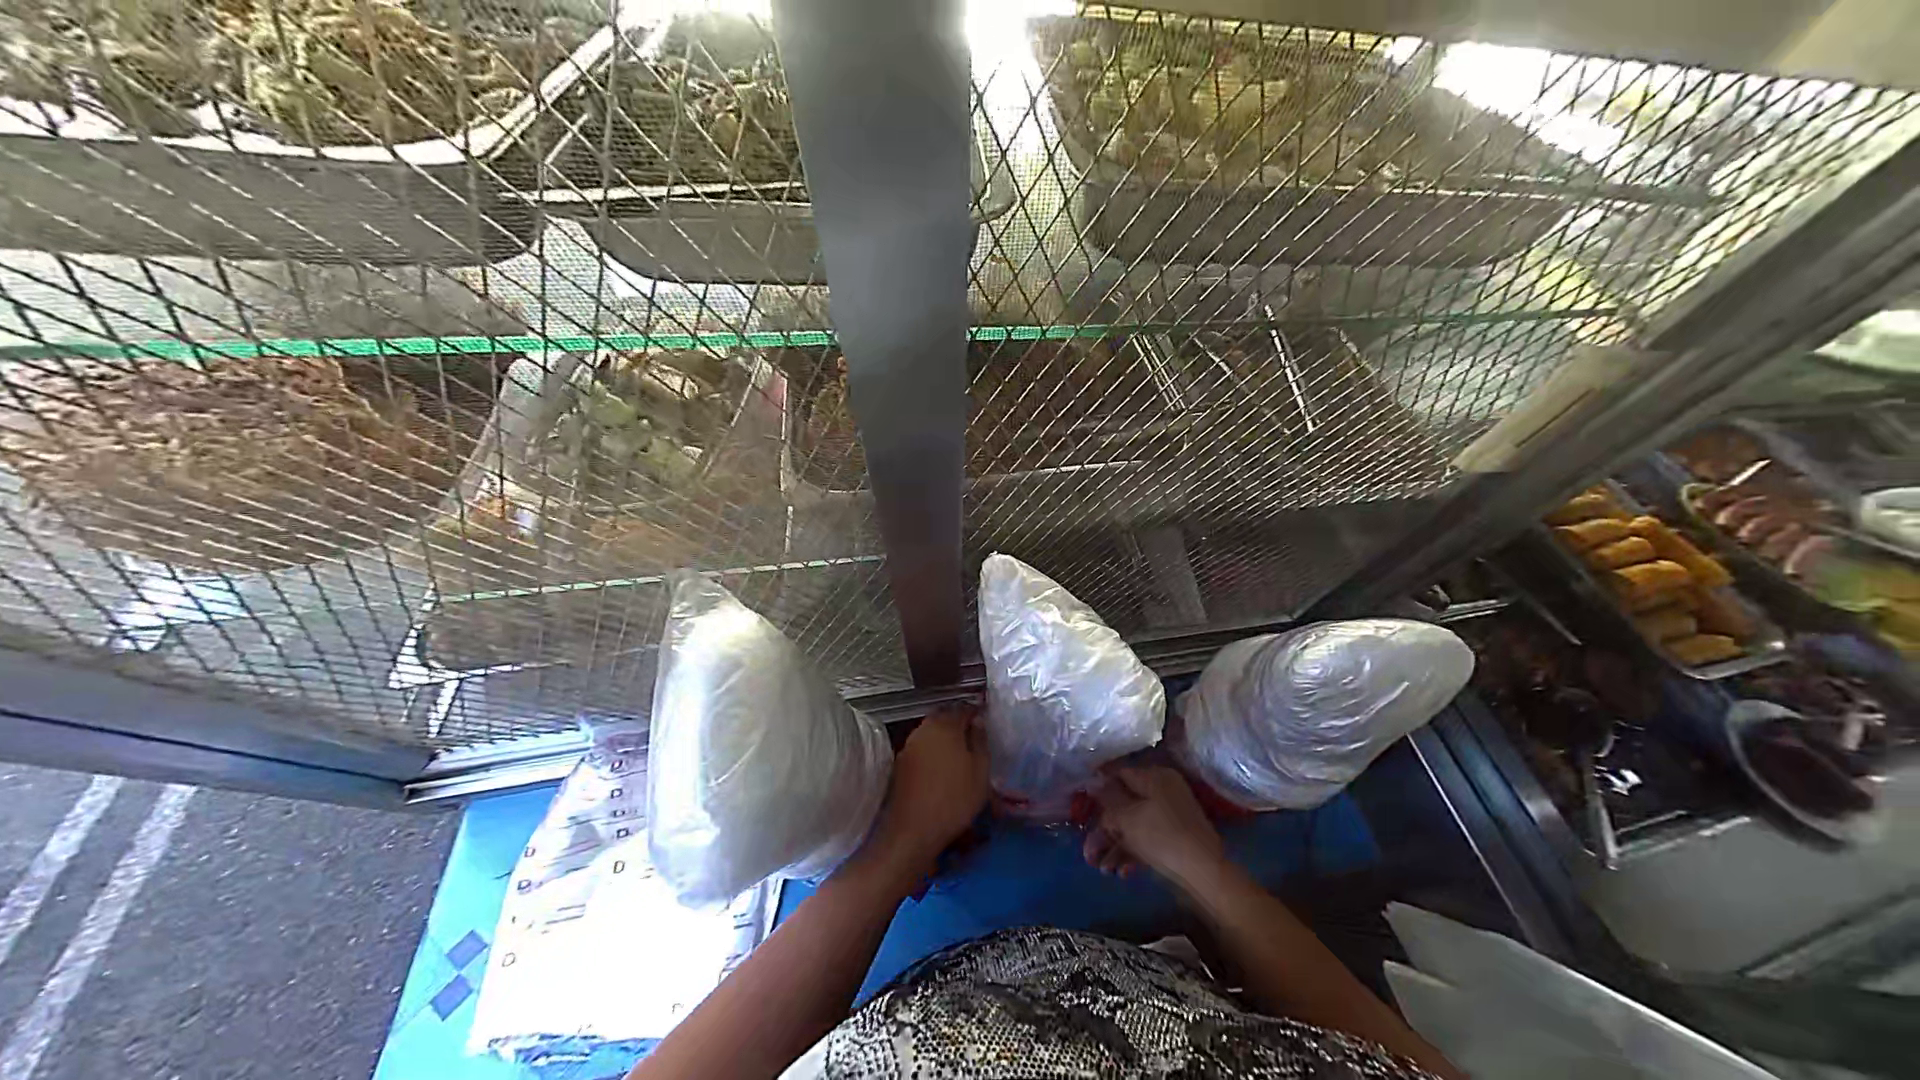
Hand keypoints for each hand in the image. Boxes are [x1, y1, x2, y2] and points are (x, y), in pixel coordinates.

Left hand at [860, 703, 989, 880]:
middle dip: (958, 723)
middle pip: (944, 718)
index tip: (986, 720)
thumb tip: (977, 721)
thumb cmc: (954, 798)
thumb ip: (980, 741)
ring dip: (944, 738)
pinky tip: (942, 767)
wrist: (913, 830)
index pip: (963, 709)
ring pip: (931, 733)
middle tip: (974, 736)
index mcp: (945, 725)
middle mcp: (923, 729)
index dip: (976, 712)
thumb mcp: (980, 771)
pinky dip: (933, 752)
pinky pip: (922, 749)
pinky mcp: (900, 764)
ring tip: (960, 753)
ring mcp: (909, 746)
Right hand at [1084, 765, 1228, 893]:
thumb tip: (1093, 782)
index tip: (1082, 807)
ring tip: (1102, 869)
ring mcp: (1171, 815)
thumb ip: (1107, 798)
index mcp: (1154, 777)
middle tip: (1089, 852)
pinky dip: (1132, 853)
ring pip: (1133, 824)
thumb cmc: (1161, 837)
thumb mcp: (1127, 816)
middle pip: (1124, 804)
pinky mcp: (1175, 837)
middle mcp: (1163, 791)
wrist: (1204, 874)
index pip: (1119, 774)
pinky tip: (1121, 873)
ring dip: (1115, 846)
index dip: (1098, 790)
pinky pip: (1147, 838)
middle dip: (1104, 829)